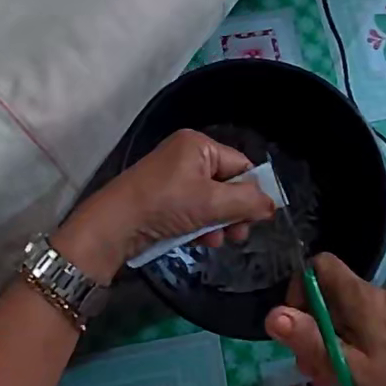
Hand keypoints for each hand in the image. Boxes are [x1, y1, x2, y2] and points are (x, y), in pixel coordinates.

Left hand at [55, 129, 276, 281]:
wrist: (112, 227)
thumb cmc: (165, 206)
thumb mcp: (211, 203)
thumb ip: (248, 202)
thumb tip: (272, 205)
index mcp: (198, 144)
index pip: (241, 166)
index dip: (251, 192)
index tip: (255, 219)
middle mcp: (186, 154)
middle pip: (227, 184)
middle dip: (234, 212)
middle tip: (237, 236)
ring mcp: (172, 176)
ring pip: (211, 200)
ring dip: (218, 223)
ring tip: (216, 241)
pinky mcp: (162, 197)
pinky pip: (193, 208)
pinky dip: (199, 225)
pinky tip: (200, 241)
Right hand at [264, 254, 385, 385]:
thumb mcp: (347, 367)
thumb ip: (310, 339)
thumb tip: (272, 314)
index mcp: (362, 296)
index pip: (320, 264)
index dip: (300, 286)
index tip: (296, 323)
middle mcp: (375, 295)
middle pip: (329, 293)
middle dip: (311, 324)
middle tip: (309, 365)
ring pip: (343, 313)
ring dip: (328, 340)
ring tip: (328, 378)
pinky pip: (360, 326)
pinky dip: (347, 346)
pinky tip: (350, 378)